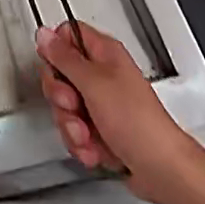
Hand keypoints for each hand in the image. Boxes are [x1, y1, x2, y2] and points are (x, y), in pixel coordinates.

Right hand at [37, 22, 204, 203]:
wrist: (160, 169)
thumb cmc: (138, 122)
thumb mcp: (93, 83)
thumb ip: (64, 58)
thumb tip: (45, 34)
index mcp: (104, 53)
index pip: (67, 36)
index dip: (56, 52)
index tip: (58, 71)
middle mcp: (103, 74)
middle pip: (61, 74)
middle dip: (61, 98)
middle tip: (75, 104)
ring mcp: (102, 102)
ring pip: (65, 107)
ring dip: (71, 126)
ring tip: (88, 134)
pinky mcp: (102, 128)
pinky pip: (75, 130)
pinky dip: (81, 143)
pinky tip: (94, 148)